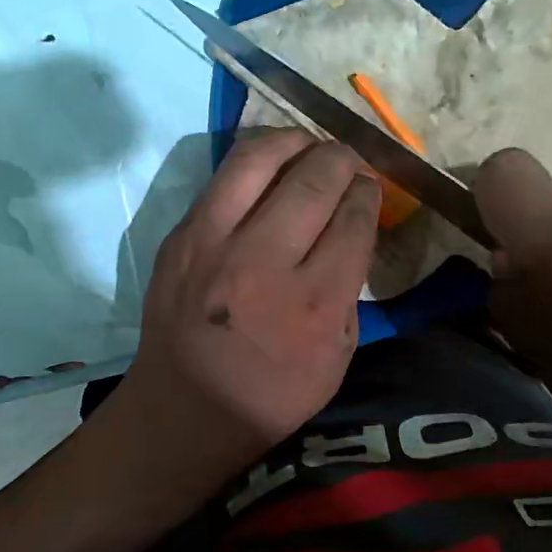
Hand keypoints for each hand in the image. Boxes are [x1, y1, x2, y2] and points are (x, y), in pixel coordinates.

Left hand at [113, 130, 380, 479]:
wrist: (187, 409)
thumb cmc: (275, 392)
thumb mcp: (339, 355)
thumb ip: (349, 288)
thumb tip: (351, 230)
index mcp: (314, 302)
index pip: (354, 220)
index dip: (369, 194)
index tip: (371, 187)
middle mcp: (264, 263)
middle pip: (315, 180)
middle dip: (342, 160)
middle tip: (349, 161)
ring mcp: (214, 244)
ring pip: (260, 160)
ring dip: (295, 142)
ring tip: (309, 146)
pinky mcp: (181, 238)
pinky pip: (222, 179)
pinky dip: (255, 164)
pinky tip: (270, 166)